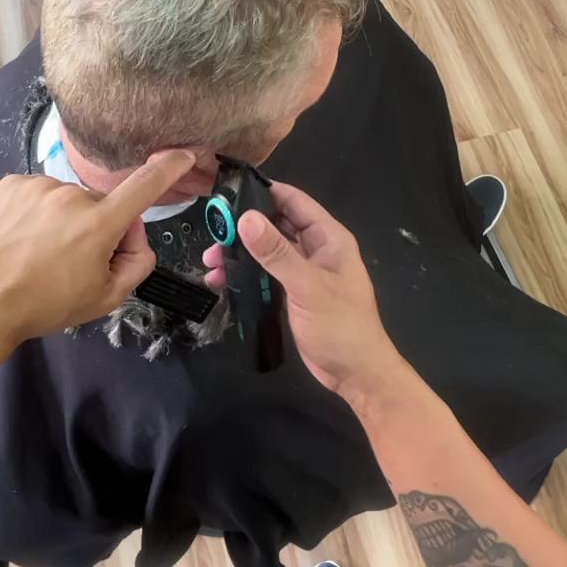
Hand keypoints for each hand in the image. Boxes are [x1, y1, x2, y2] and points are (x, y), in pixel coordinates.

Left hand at [0, 150, 193, 355]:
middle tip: (72, 263)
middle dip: (98, 228)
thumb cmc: (43, 306)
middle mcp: (71, 195)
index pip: (145, 186)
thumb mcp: (104, 299)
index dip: (169, 168)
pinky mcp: (10, 184)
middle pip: (100, 206)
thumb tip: (135, 238)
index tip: (186, 152)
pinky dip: (36, 213)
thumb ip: (136, 265)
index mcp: (98, 224)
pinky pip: (39, 194)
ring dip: (64, 220)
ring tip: (37, 254)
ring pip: (67, 200)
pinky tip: (20, 238)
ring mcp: (38, 186)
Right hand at [202, 182, 406, 399]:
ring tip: (210, 262)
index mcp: (328, 238)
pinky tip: (222, 282)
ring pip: (268, 252)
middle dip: (245, 226)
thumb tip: (245, 218)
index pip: (294, 201)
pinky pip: (266, 275)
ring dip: (241, 253)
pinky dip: (245, 275)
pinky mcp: (293, 294)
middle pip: (277, 225)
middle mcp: (316, 249)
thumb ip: (276, 253)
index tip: (229, 191)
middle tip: (212, 232)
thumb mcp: (307, 286)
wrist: (356, 375)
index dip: (264, 192)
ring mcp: (304, 272)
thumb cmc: (340, 326)